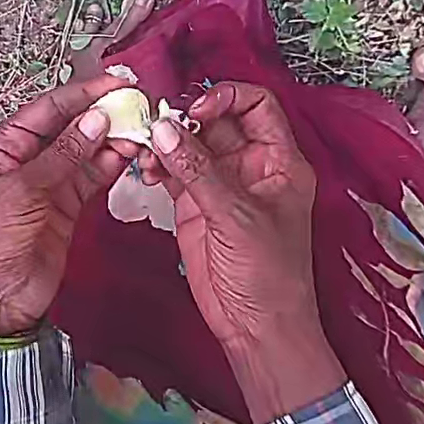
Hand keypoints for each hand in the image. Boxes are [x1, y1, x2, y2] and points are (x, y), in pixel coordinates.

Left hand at [0, 73, 140, 336]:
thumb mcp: (22, 190)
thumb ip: (63, 155)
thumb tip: (98, 119)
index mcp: (6, 145)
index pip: (50, 109)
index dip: (84, 94)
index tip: (119, 83)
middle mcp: (29, 158)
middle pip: (72, 126)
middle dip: (103, 114)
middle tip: (141, 105)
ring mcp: (51, 183)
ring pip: (88, 151)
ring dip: (114, 139)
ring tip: (144, 129)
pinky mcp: (68, 207)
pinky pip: (93, 178)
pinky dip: (113, 164)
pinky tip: (133, 152)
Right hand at [141, 82, 346, 420]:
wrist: (254, 325)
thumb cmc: (270, 274)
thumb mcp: (235, 216)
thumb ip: (198, 170)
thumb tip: (165, 130)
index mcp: (277, 161)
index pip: (255, 105)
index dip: (225, 98)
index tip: (195, 110)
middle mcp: (248, 167)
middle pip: (215, 122)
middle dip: (185, 120)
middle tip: (158, 126)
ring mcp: (218, 185)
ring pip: (188, 145)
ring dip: (165, 143)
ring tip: (146, 151)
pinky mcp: (193, 205)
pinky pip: (173, 172)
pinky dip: (157, 166)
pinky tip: (146, 171)